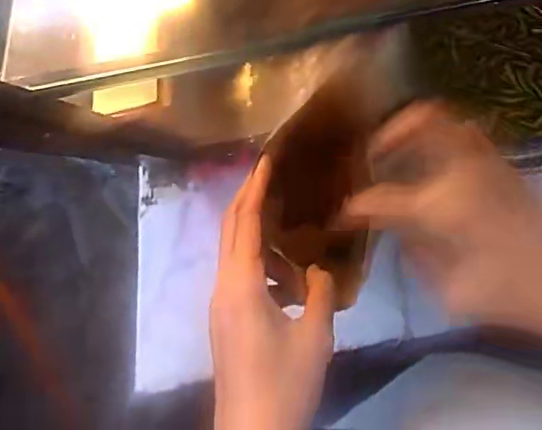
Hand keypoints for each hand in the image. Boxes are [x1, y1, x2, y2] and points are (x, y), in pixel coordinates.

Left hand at [211, 156, 336, 429]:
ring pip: (235, 253)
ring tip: (291, 234)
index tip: (267, 159)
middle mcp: (223, 287)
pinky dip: (260, 263)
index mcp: (241, 283)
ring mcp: (220, 306)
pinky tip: (288, 281)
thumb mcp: (314, 337)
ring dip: (258, 235)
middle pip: (231, 228)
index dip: (255, 186)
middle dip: (248, 197)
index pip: (244, 220)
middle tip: (270, 173)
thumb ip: (321, 294)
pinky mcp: (225, 323)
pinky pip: (239, 275)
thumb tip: (318, 272)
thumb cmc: (282, 383)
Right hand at [342, 102, 541, 343]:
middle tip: (374, 154)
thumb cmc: (504, 294)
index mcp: (441, 201)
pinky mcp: (500, 162)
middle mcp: (461, 166)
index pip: (383, 196)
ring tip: (400, 151)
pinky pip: (463, 130)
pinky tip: (434, 161)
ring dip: (415, 127)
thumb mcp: (446, 286)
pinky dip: (440, 134)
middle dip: (388, 132)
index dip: (357, 206)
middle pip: (418, 119)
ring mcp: (484, 158)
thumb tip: (392, 226)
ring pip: (442, 117)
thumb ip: (412, 248)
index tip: (342, 216)